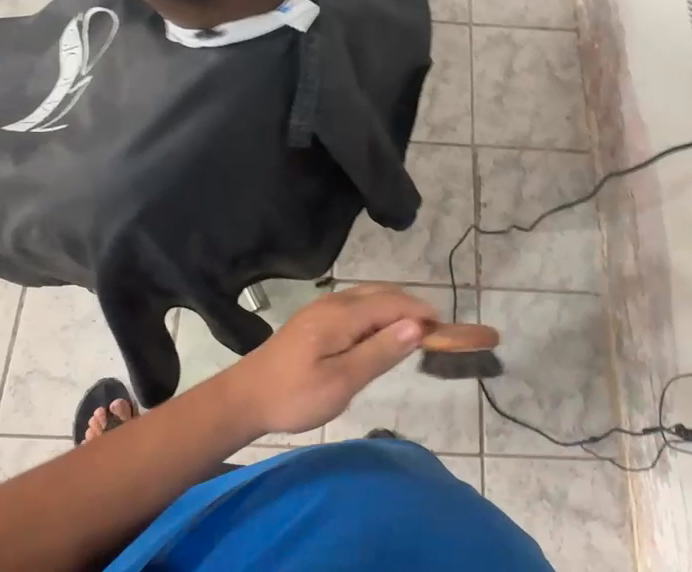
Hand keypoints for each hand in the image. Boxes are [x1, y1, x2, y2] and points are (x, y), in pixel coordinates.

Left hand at [220, 284, 435, 435]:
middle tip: (435, 334)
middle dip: (412, 307)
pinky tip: (381, 335)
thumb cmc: (294, 396)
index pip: (393, 303)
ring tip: (415, 335)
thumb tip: (416, 326)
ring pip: (369, 296)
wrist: (245, 398)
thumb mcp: (342, 382)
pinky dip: (378, 313)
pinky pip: (357, 305)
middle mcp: (335, 301)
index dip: (421, 314)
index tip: (446, 332)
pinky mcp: (316, 319)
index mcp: (342, 314)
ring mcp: (323, 307)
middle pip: (383, 293)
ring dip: (395, 309)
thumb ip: (379, 352)